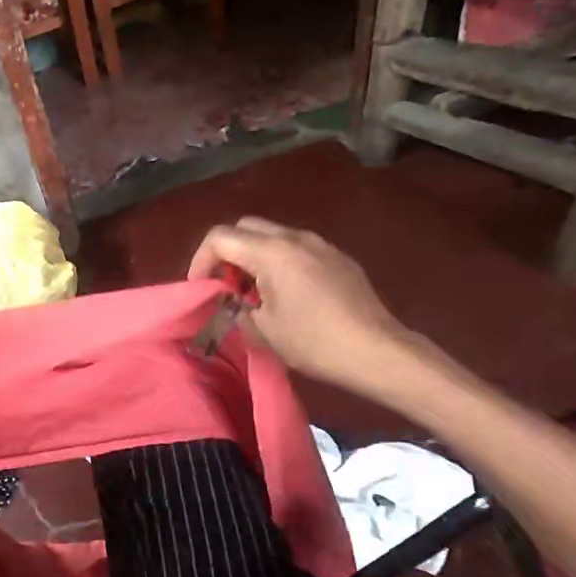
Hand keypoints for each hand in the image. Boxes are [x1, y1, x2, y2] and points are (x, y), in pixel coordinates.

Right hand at [188, 218, 417, 393]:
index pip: (220, 237)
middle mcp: (295, 236)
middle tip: (225, 287)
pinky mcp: (339, 257)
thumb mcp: (264, 331)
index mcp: (271, 251)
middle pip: (246, 227)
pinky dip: (281, 261)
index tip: (201, 289)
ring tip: (254, 293)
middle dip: (227, 253)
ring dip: (255, 256)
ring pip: (274, 236)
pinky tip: (288, 294)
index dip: (201, 260)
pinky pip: (299, 248)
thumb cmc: (314, 341)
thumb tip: (230, 303)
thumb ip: (236, 310)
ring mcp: (321, 244)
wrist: (375, 349)